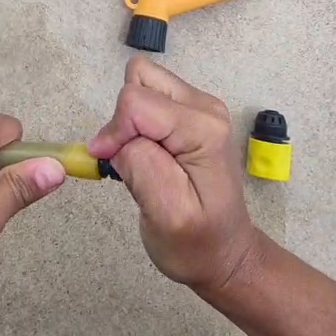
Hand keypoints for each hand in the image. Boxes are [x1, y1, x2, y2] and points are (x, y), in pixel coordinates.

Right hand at [88, 57, 260, 291]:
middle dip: (123, 118)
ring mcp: (199, 106)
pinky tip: (148, 154)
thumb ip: (140, 165)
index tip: (111, 162)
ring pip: (142, 83)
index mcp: (203, 128)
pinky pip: (148, 97)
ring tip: (141, 160)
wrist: (224, 256)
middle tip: (129, 159)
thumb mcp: (165, 214)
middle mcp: (204, 106)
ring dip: (130, 120)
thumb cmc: (196, 243)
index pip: (137, 101)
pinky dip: (137, 123)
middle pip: (140, 79)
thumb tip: (111, 139)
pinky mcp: (190, 113)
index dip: (115, 130)